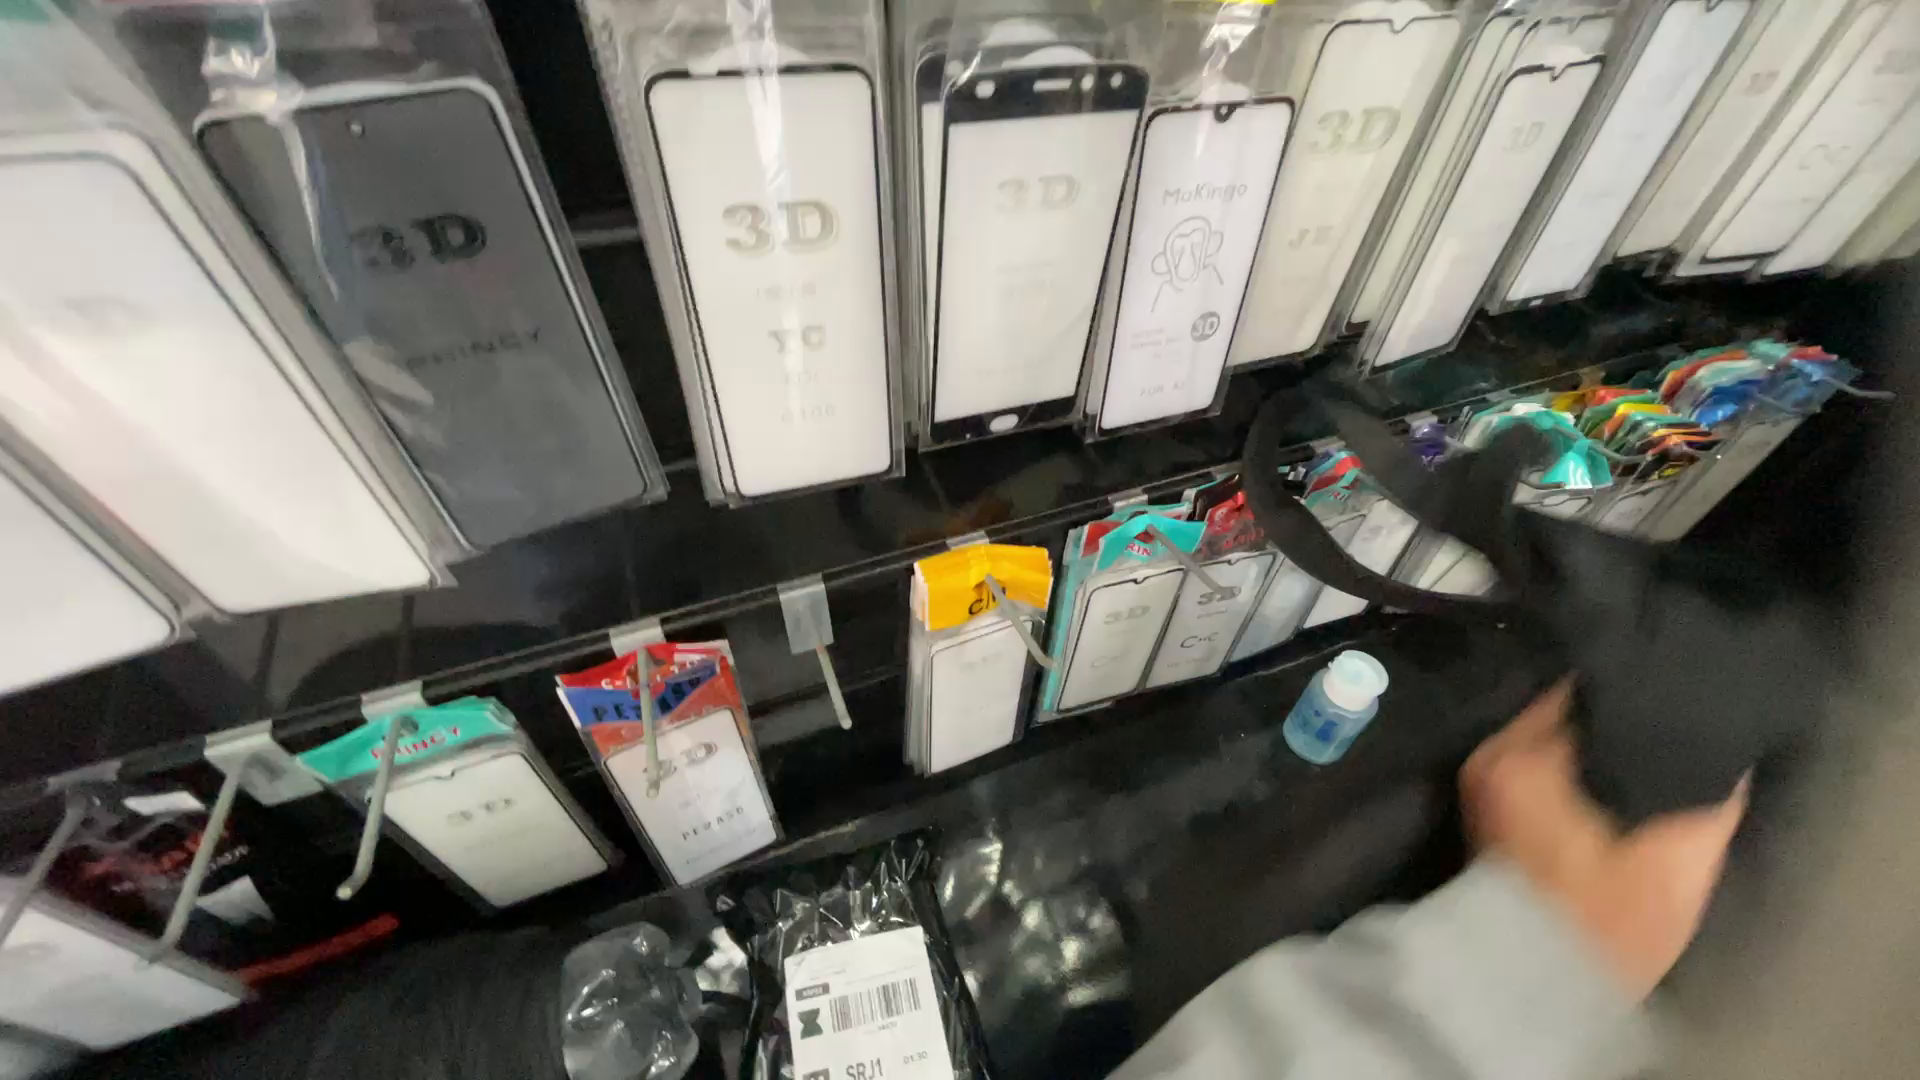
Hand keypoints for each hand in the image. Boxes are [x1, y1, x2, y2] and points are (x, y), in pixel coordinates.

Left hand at [1460, 678, 1746, 999]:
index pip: (1574, 694)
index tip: (1659, 686)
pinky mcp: (1481, 799)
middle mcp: (1488, 753)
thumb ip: (1698, 792)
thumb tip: (1717, 746)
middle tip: (1649, 708)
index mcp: (1521, 756)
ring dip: (1576, 734)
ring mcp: (1478, 776)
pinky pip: (1524, 758)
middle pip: (1550, 711)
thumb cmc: (1608, 914)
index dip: (1621, 691)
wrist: (1537, 965)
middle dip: (1596, 710)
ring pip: (1537, 733)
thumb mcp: (1675, 854)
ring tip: (1629, 735)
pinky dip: (1556, 757)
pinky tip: (1594, 768)